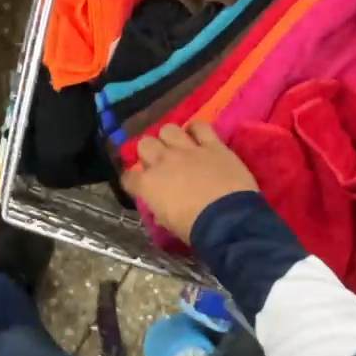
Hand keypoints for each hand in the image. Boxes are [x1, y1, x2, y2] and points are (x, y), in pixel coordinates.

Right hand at [121, 122, 259, 240]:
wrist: (226, 220)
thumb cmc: (194, 228)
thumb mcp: (168, 223)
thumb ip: (160, 210)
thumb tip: (160, 208)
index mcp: (148, 184)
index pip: (129, 176)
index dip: (132, 180)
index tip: (138, 185)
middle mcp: (163, 161)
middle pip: (145, 144)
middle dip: (148, 152)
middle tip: (158, 162)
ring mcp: (188, 150)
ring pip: (168, 129)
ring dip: (170, 138)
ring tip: (177, 146)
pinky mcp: (212, 145)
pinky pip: (200, 127)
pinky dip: (197, 130)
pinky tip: (198, 137)